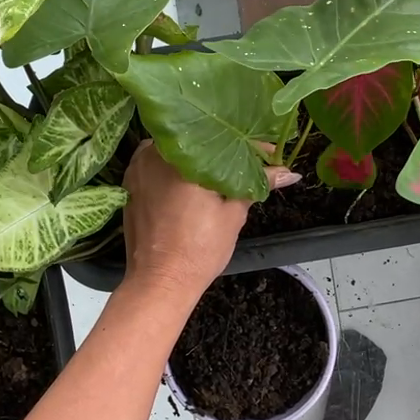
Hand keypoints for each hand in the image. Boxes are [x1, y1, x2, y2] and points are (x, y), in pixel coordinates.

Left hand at [121, 143, 297, 297]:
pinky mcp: (130, 185)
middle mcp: (153, 153)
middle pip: (197, 140)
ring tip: (226, 174)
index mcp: (182, 155)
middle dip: (225, 150)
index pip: (222, 138)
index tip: (270, 155)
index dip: (250, 146)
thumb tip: (288, 173)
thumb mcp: (233, 214)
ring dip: (201, 160)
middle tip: (251, 163)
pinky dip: (179, 172)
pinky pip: (159, 167)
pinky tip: (197, 185)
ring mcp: (137, 168)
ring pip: (177, 152)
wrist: (161, 282)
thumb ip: (256, 184)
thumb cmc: (198, 250)